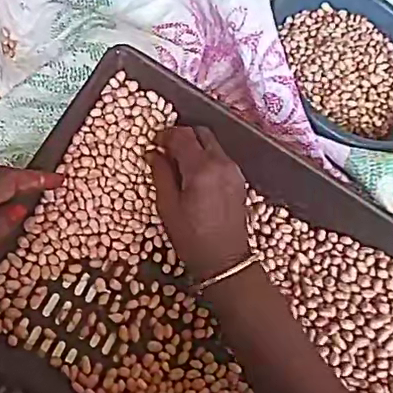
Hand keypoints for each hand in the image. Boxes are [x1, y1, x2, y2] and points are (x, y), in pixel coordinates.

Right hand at [147, 125, 251, 277]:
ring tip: (178, 164)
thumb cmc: (192, 238)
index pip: (182, 136)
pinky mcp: (238, 180)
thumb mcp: (168, 207)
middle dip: (182, 136)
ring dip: (194, 146)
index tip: (154, 143)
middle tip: (165, 150)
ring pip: (212, 144)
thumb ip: (161, 174)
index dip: (165, 135)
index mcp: (201, 169)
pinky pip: (220, 157)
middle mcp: (221, 163)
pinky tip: (194, 175)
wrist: (225, 260)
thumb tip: (154, 153)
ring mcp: (233, 170)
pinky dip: (205, 157)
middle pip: (200, 133)